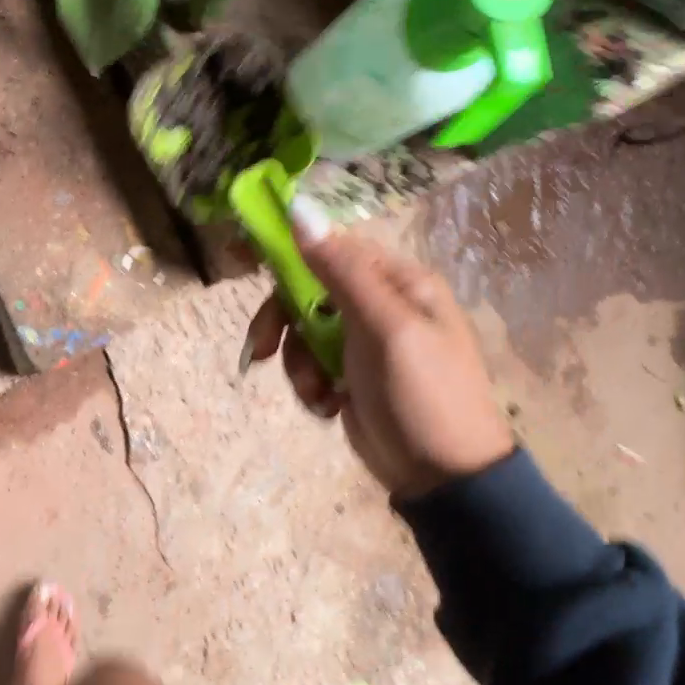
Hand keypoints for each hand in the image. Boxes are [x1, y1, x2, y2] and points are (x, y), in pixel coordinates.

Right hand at [244, 197, 513, 500]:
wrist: (441, 475)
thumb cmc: (421, 393)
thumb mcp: (383, 327)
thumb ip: (340, 270)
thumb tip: (300, 209)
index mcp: (399, 282)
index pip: (332, 247)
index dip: (289, 252)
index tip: (243, 259)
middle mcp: (380, 304)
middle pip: (307, 291)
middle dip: (283, 322)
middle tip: (263, 351)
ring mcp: (363, 342)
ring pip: (301, 332)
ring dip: (297, 364)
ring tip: (318, 394)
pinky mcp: (349, 375)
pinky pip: (308, 364)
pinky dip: (309, 385)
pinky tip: (328, 407)